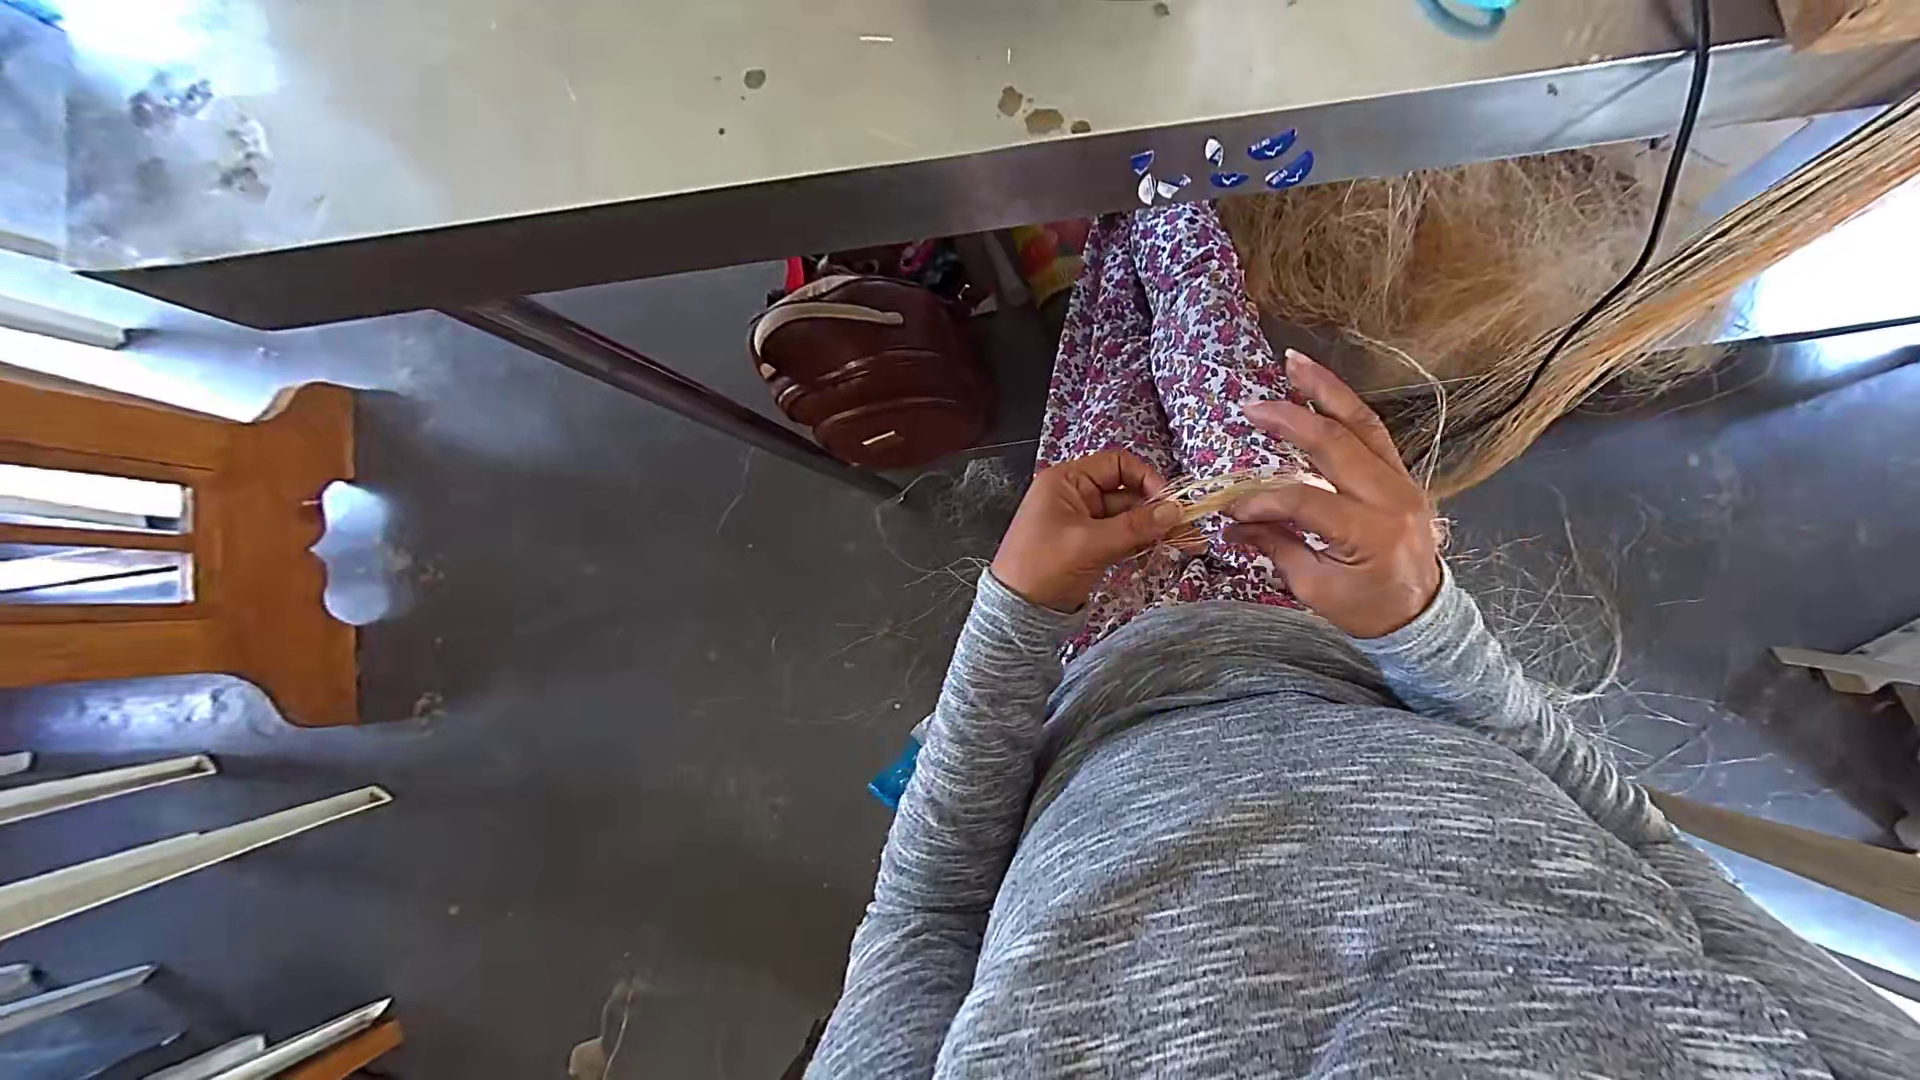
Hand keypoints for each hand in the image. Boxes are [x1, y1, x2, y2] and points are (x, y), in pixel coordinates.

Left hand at [992, 450, 1185, 612]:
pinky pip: (1120, 536)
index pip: (1116, 465)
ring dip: (1154, 528)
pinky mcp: (1088, 545)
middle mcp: (1075, 495)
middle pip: (1126, 492)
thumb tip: (1176, 511)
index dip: (1146, 478)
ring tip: (1187, 543)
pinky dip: (1140, 542)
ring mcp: (1082, 521)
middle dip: (1157, 510)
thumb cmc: (1043, 567)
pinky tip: (1165, 549)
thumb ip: (1134, 526)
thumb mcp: (1089, 543)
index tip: (1170, 503)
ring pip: (1127, 517)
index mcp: (1066, 481)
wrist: (1017, 612)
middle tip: (1189, 530)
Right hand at [1225, 350, 1441, 637]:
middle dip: (1290, 420)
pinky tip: (1321, 390)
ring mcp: (1402, 481)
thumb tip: (1234, 523)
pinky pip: (1374, 432)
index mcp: (1368, 532)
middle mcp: (1391, 497)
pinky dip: (1345, 406)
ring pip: (1363, 423)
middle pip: (1337, 444)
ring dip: (1326, 390)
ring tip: (1295, 363)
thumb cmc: (1366, 608)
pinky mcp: (1401, 475)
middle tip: (1252, 406)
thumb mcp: (1313, 587)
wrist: (1421, 614)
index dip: (1261, 500)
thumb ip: (1275, 546)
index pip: (1304, 500)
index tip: (1232, 509)